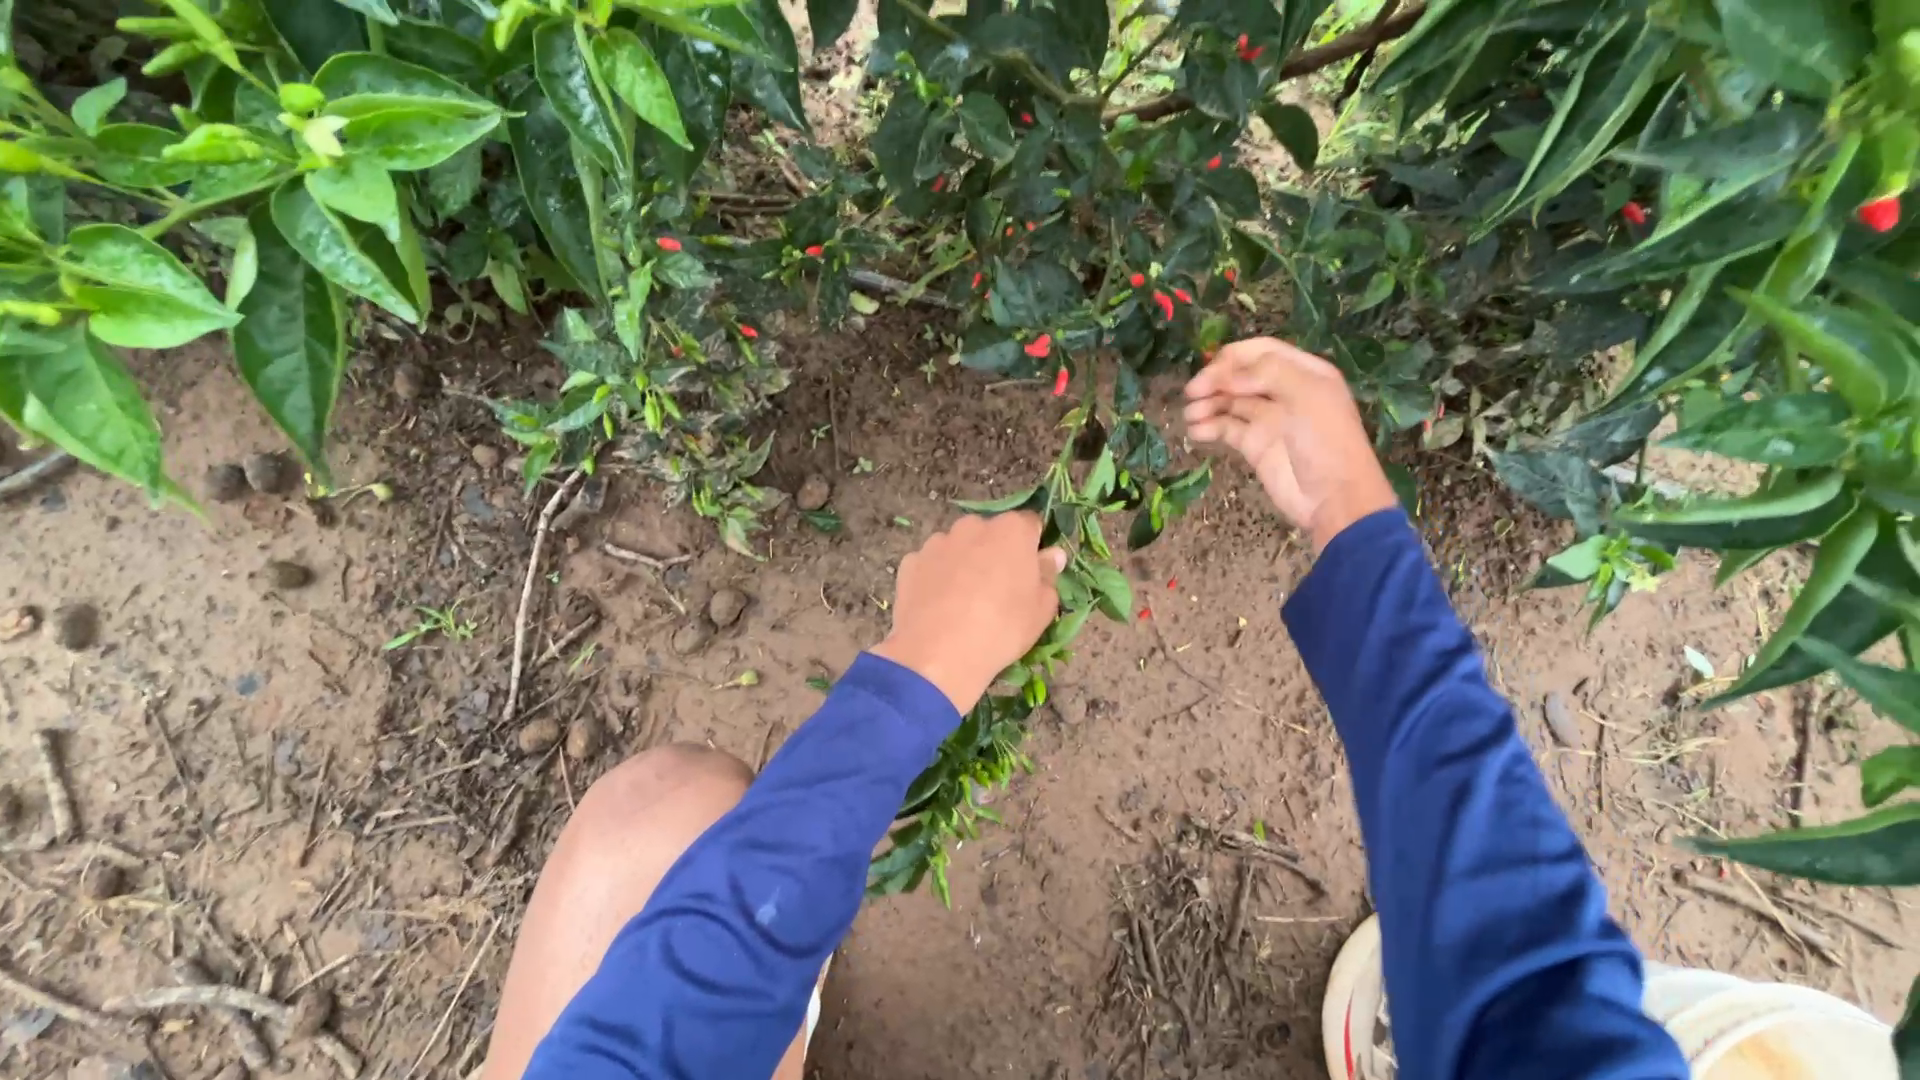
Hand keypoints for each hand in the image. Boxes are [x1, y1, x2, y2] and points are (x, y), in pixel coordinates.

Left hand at [870, 512, 1066, 712]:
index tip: (1031, 572)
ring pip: (958, 547)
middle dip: (996, 554)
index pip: (1030, 524)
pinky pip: (931, 565)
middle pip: (991, 534)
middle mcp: (972, 526)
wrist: (938, 654)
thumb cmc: (1002, 629)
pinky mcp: (911, 562)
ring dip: (964, 564)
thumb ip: (1048, 575)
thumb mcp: (1042, 609)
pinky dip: (936, 579)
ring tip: (964, 603)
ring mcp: (937, 542)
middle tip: (998, 591)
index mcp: (1011, 530)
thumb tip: (1052, 555)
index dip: (1033, 547)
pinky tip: (939, 607)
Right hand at [1183, 337, 1397, 551]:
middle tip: (1192, 392)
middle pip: (1240, 375)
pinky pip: (1225, 429)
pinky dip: (1208, 427)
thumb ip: (1268, 373)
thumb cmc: (1326, 439)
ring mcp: (1267, 419)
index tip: (1210, 372)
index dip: (1233, 358)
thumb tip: (1225, 376)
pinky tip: (1196, 432)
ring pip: (1229, 402)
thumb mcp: (1307, 394)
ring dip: (1207, 404)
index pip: (1261, 352)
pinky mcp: (1254, 445)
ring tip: (1190, 416)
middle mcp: (1283, 391)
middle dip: (1215, 380)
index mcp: (1303, 373)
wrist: (1333, 495)